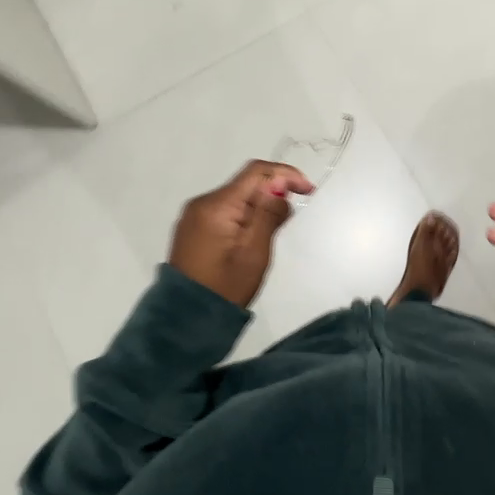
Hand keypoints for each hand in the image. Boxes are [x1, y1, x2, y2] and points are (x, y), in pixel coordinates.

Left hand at [168, 160, 315, 307]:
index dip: (285, 174)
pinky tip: (253, 235)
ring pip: (236, 196)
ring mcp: (194, 215)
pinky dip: (245, 215)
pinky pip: (225, 210)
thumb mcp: (254, 253)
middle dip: (273, 192)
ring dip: (260, 205)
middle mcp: (201, 203)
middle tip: (291, 218)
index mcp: (216, 205)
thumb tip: (279, 181)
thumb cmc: (226, 289)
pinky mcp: (193, 228)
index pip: (256, 172)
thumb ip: (268, 213)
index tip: (308, 191)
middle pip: (245, 183)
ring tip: (274, 231)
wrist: (186, 322)